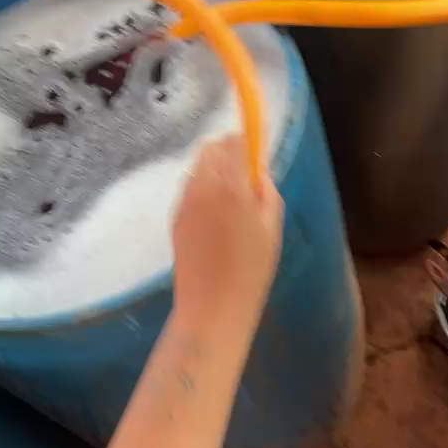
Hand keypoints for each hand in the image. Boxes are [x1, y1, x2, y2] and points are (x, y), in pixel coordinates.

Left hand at [171, 134, 283, 333]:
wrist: (211, 306)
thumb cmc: (251, 270)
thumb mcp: (272, 228)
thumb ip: (266, 191)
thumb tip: (258, 171)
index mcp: (231, 185)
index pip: (236, 141)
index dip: (247, 141)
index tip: (256, 151)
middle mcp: (203, 185)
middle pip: (211, 148)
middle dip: (228, 154)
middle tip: (245, 180)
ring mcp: (184, 200)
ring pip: (197, 166)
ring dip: (214, 171)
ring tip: (230, 202)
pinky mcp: (175, 216)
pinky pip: (189, 188)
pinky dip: (202, 190)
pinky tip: (215, 218)